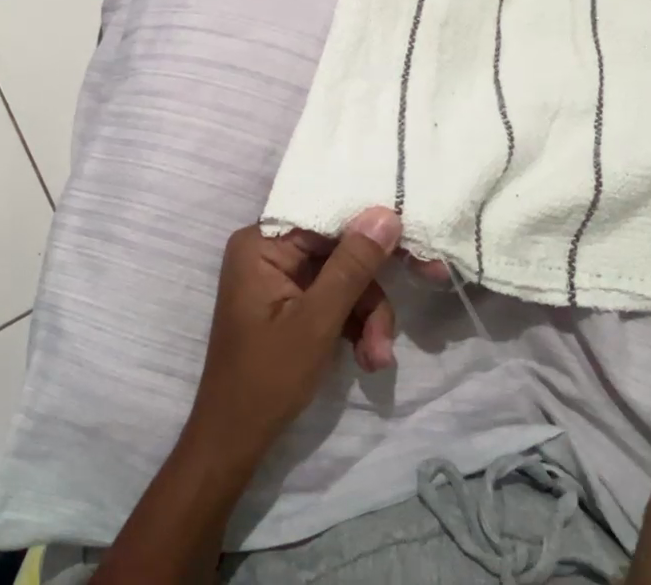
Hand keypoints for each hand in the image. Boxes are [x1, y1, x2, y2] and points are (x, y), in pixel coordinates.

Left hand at [187, 209, 403, 457]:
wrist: (235, 438)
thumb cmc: (267, 376)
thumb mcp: (317, 321)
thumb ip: (352, 266)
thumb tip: (386, 213)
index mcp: (261, 244)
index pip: (326, 218)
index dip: (372, 233)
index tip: (415, 251)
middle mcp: (269, 252)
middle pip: (340, 252)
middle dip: (370, 295)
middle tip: (397, 324)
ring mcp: (280, 279)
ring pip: (344, 280)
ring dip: (367, 319)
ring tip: (377, 358)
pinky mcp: (291, 304)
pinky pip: (334, 300)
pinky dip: (354, 327)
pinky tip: (367, 359)